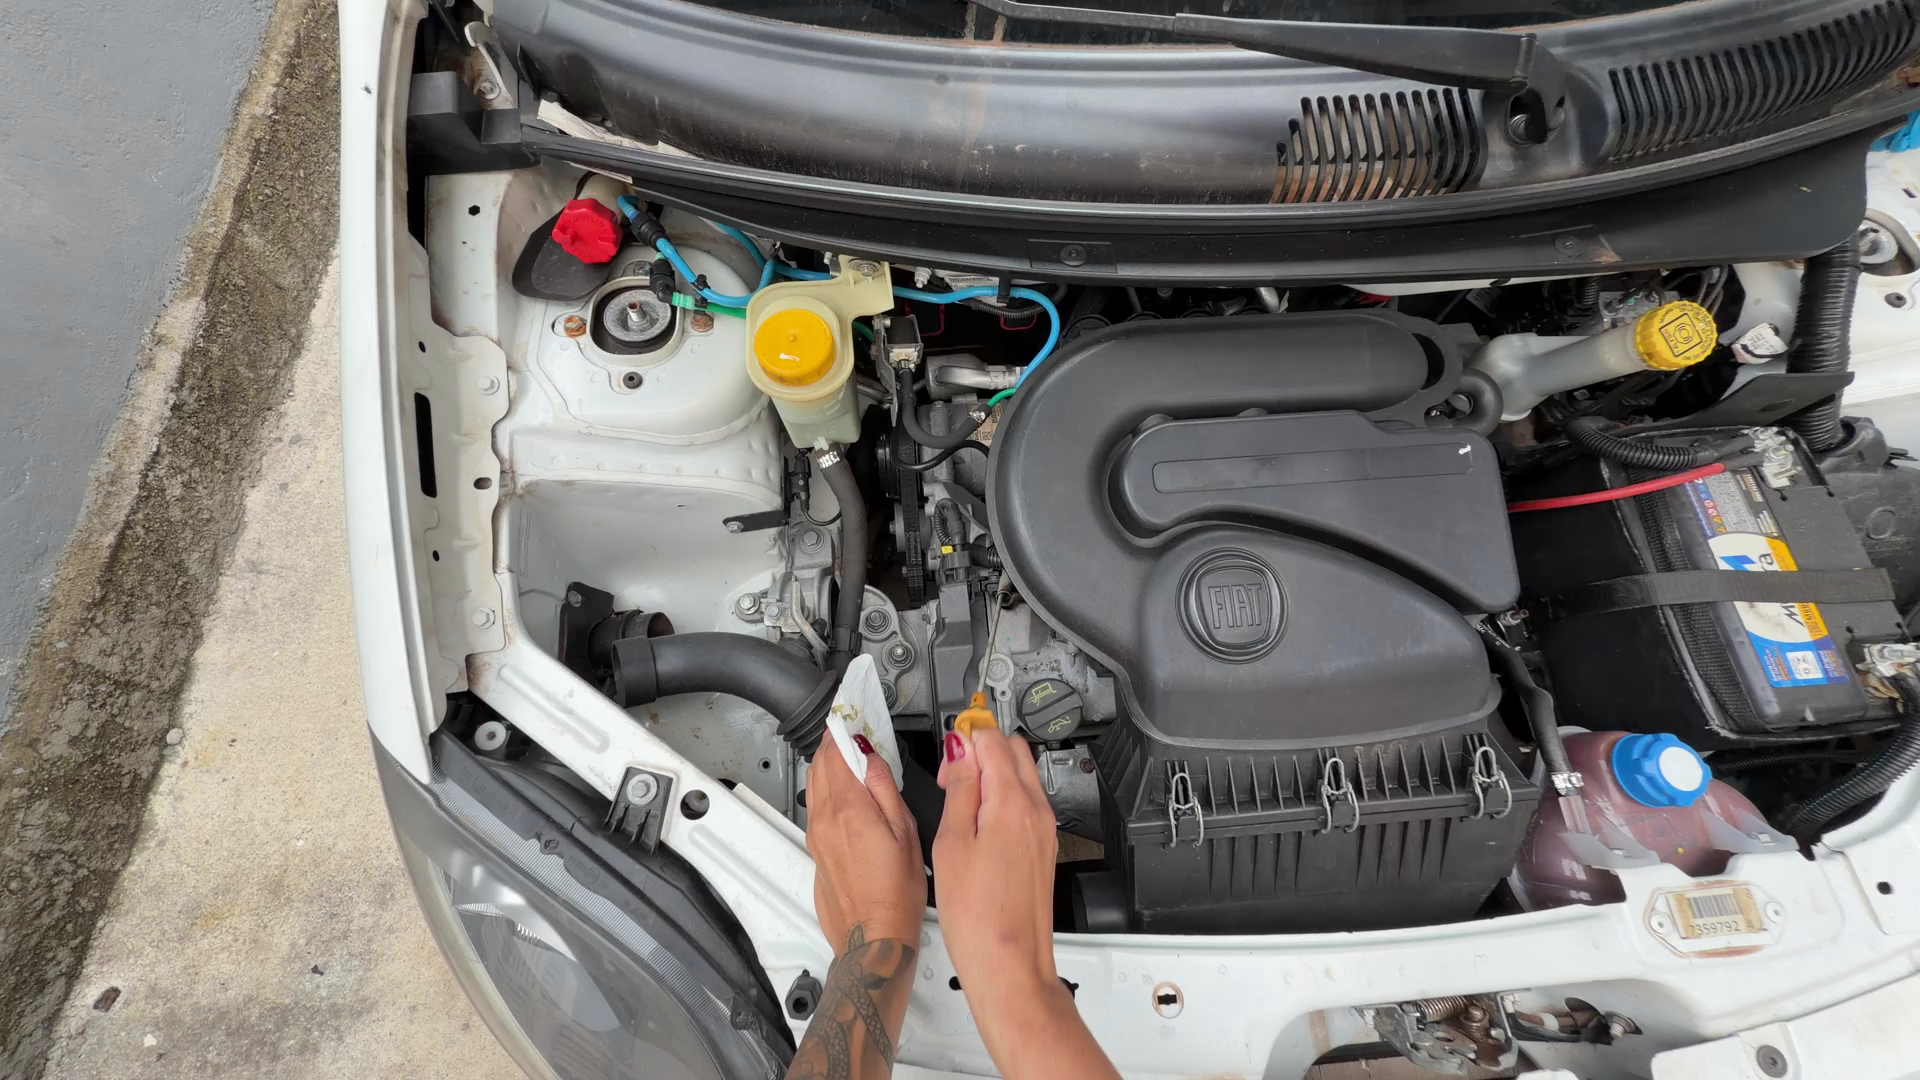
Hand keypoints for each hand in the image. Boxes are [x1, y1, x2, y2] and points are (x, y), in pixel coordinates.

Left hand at [806, 737, 926, 955]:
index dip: (842, 729)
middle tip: (853, 730)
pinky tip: (849, 790)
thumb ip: (885, 788)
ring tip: (851, 755)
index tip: (851, 714)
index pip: (835, 753)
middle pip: (820, 764)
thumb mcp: (905, 831)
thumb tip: (872, 757)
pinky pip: (817, 805)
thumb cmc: (896, 893)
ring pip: (814, 784)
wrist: (874, 941)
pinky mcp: (817, 850)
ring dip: (829, 763)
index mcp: (848, 809)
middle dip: (834, 742)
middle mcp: (825, 819)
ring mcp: (817, 836)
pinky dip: (828, 787)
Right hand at [933, 728, 1120, 1079]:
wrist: (1011, 965)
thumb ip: (959, 787)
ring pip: (1021, 772)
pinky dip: (1003, 796)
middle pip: (1013, 748)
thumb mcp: (951, 842)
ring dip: (992, 771)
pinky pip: (1026, 800)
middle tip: (952, 775)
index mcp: (1012, 801)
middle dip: (981, 749)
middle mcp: (1036, 808)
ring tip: (961, 803)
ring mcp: (1044, 827)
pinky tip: (978, 823)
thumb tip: (960, 750)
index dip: (964, 740)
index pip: (992, 738)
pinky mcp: (1043, 845)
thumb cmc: (978, 915)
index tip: (947, 758)